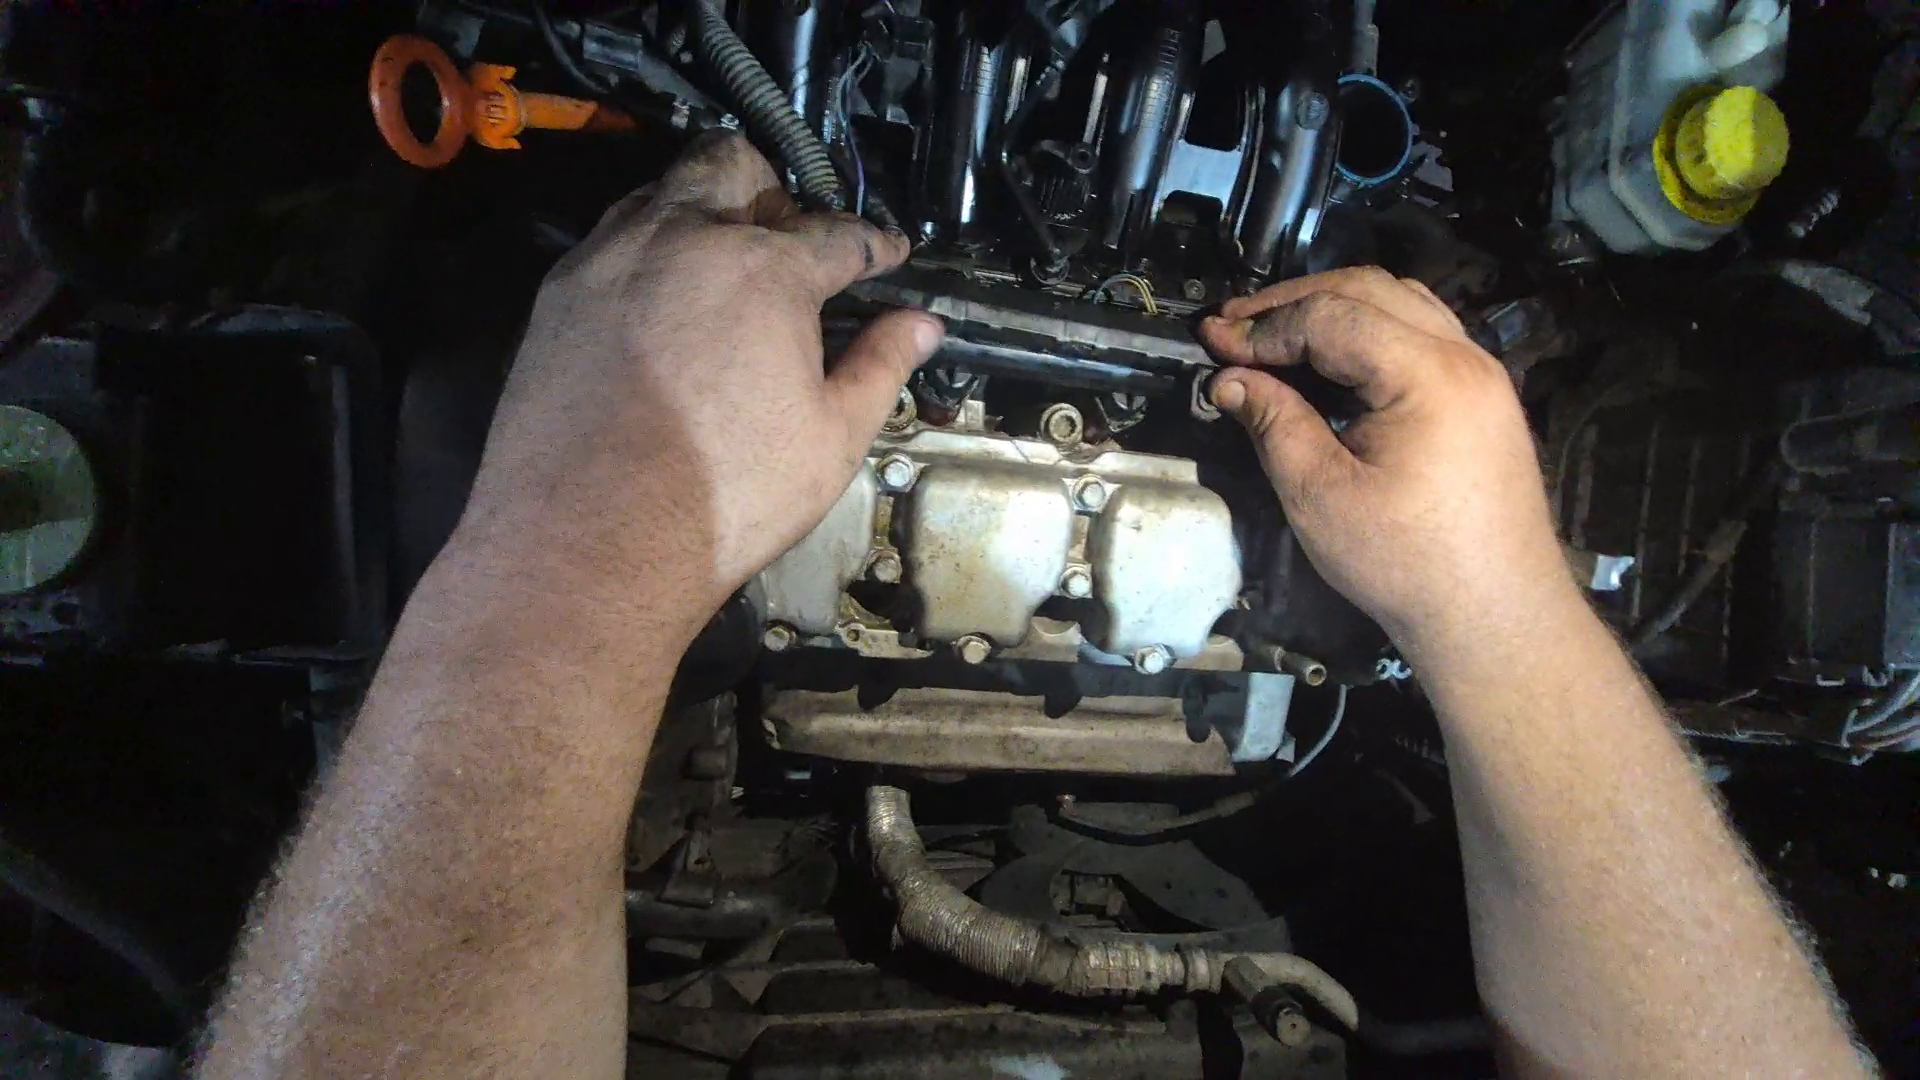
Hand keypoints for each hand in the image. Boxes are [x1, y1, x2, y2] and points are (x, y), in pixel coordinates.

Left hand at [454, 135, 944, 626]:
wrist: (593, 540)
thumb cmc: (732, 494)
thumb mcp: (834, 437)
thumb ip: (882, 365)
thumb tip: (924, 324)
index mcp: (765, 272)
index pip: (837, 234)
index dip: (875, 243)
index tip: (889, 251)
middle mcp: (684, 239)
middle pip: (736, 167)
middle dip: (778, 192)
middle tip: (796, 243)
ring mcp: (612, 257)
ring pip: (666, 190)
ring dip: (710, 210)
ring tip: (732, 268)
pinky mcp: (561, 290)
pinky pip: (617, 238)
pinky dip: (656, 250)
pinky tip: (670, 308)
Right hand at [1198, 268, 1572, 646]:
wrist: (1492, 613)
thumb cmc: (1402, 560)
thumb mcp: (1318, 494)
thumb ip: (1273, 422)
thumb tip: (1228, 379)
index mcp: (1426, 375)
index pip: (1330, 318)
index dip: (1262, 327)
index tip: (1211, 340)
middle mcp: (1463, 356)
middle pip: (1367, 291)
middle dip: (1290, 301)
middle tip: (1231, 323)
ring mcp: (1479, 373)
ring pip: (1397, 303)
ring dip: (1328, 306)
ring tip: (1271, 330)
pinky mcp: (1478, 397)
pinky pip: (1417, 332)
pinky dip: (1363, 328)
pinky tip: (1329, 355)